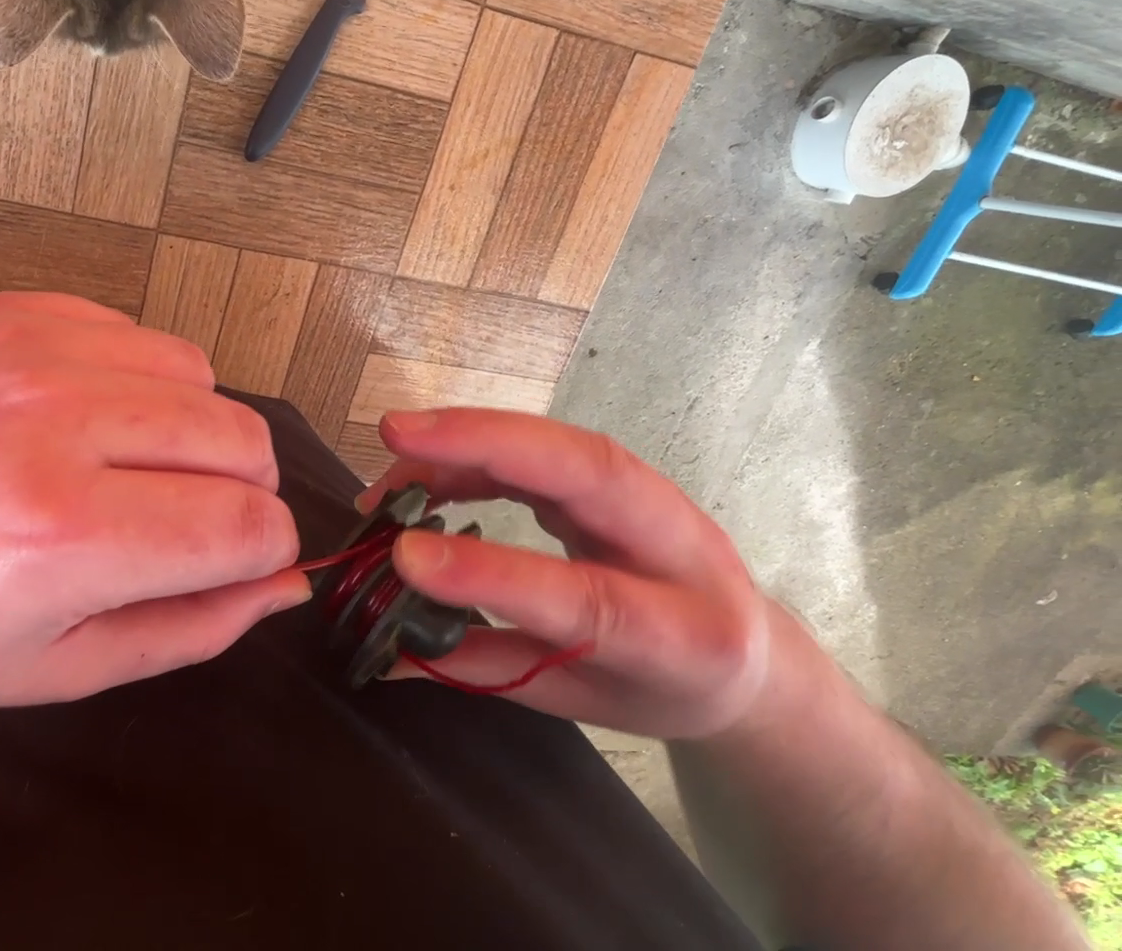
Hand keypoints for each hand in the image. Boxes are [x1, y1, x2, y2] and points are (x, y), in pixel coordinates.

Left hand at [0, 293, 306, 708]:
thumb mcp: (64, 667)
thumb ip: (194, 626)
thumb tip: (285, 581)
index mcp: (64, 534)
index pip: (248, 524)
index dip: (263, 552)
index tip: (235, 563)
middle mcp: (49, 424)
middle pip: (242, 437)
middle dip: (240, 492)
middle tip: (181, 522)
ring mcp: (22, 352)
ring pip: (197, 372)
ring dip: (188, 429)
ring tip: (126, 469)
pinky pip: (129, 331)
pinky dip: (131, 380)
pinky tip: (81, 421)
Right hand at [361, 409, 776, 738]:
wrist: (749, 657)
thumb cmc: (660, 689)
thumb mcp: (579, 701)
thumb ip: (485, 669)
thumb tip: (388, 648)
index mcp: (684, 636)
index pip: (587, 598)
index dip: (495, 574)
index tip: (407, 557)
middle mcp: (680, 549)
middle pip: (592, 472)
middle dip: (488, 443)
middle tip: (395, 435)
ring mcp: (655, 500)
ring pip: (562, 444)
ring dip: (468, 437)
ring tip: (391, 451)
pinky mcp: (618, 475)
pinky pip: (545, 447)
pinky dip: (477, 448)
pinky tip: (423, 465)